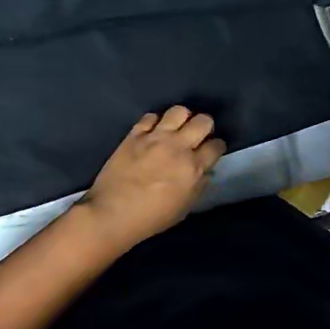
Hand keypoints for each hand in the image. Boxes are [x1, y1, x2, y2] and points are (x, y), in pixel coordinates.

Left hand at [73, 106, 225, 251]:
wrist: (112, 213)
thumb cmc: (151, 217)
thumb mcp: (184, 208)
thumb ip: (198, 186)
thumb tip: (205, 172)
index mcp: (193, 167)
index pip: (216, 146)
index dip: (216, 147)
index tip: (211, 151)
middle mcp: (177, 147)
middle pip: (203, 121)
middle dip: (205, 127)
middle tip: (196, 137)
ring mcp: (155, 137)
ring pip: (178, 111)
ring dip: (181, 119)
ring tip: (176, 129)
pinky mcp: (134, 134)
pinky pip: (150, 117)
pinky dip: (154, 123)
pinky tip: (152, 133)